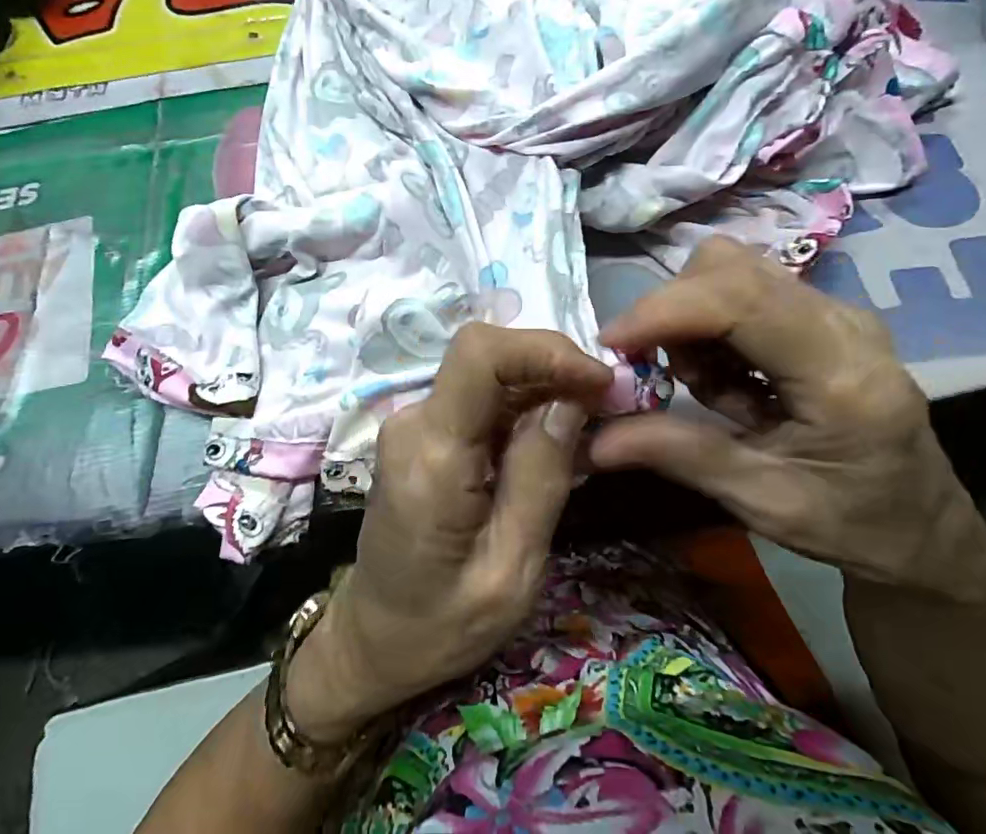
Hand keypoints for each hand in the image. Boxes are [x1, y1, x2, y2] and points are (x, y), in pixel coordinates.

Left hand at [285, 324, 614, 743]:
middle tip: (611, 405)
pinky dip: (522, 409)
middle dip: (554, 368)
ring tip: (593, 425)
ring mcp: (412, 426)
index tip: (601, 380)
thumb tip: (572, 401)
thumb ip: (541, 478)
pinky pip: (478, 403)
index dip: (545, 350)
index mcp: (432, 454)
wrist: (375, 637)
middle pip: (486, 358)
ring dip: (543, 389)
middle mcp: (413, 423)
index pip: (478, 355)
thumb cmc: (442, 623)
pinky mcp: (421, 436)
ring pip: (486, 376)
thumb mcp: (511, 569)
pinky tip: (555, 441)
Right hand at [587, 237, 985, 601]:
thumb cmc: (851, 523)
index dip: (664, 311)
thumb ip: (677, 454)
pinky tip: (721, 374)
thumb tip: (591, 438)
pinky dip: (705, 324)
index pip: (742, 302)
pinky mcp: (818, 314)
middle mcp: (843, 323)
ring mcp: (833, 311)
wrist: (922, 527)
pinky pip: (739, 288)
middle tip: (651, 370)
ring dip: (688, 318)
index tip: (611, 345)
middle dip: (670, 311)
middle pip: (730, 268)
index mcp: (842, 375)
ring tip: (699, 382)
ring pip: (730, 269)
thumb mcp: (760, 501)